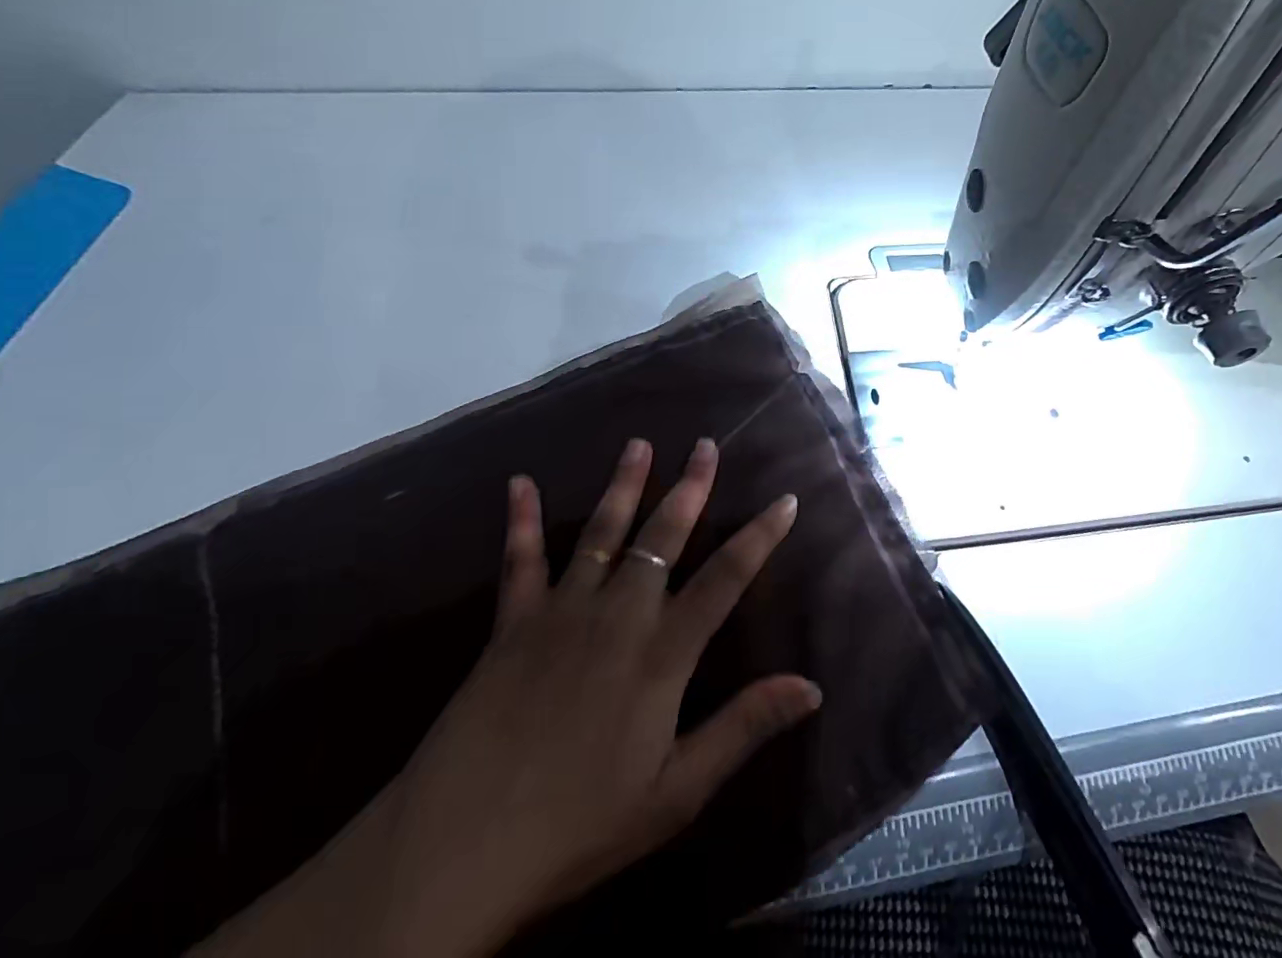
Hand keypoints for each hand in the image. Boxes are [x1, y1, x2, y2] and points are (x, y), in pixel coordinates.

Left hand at [194, 438, 819, 957]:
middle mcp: (615, 616)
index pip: (724, 581)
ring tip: (638, 445)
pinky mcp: (513, 622)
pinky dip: (523, 520)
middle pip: (661, 539)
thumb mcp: (678, 791)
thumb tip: (811, 687)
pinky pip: (521, 560)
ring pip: (601, 534)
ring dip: (622, 486)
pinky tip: (521, 483)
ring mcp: (560, 612)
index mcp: (661, 656)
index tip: (785, 500)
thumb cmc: (584, 821)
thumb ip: (742, 728)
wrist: (471, 836)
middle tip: (704, 446)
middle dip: (689, 489)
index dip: (759, 538)